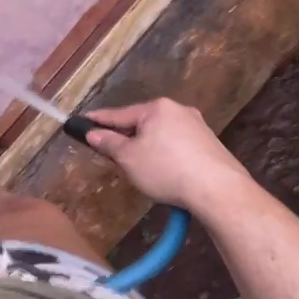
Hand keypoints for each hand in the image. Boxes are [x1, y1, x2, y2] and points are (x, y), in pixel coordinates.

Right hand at [80, 99, 253, 213]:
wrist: (218, 189)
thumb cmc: (165, 169)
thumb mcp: (128, 158)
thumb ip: (108, 143)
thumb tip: (92, 134)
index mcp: (156, 108)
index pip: (118, 114)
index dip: (97, 120)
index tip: (80, 121)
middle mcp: (178, 110)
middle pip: (141, 123)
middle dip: (124, 136)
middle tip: (108, 150)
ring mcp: (197, 126)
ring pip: (158, 134)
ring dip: (144, 146)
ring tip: (134, 165)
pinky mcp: (209, 143)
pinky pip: (175, 144)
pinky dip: (162, 153)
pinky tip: (160, 170)